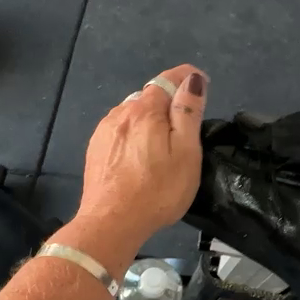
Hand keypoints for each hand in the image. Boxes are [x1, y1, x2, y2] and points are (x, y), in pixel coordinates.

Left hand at [74, 64, 207, 248]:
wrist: (111, 223)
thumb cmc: (157, 191)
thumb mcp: (186, 153)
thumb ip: (188, 113)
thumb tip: (192, 79)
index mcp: (146, 110)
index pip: (168, 79)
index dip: (188, 77)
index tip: (203, 83)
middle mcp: (121, 113)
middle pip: (149, 96)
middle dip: (169, 101)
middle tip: (186, 124)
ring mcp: (105, 131)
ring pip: (132, 113)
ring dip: (149, 117)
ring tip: (163, 141)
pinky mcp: (96, 149)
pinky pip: (120, 129)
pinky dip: (134, 132)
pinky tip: (139, 154)